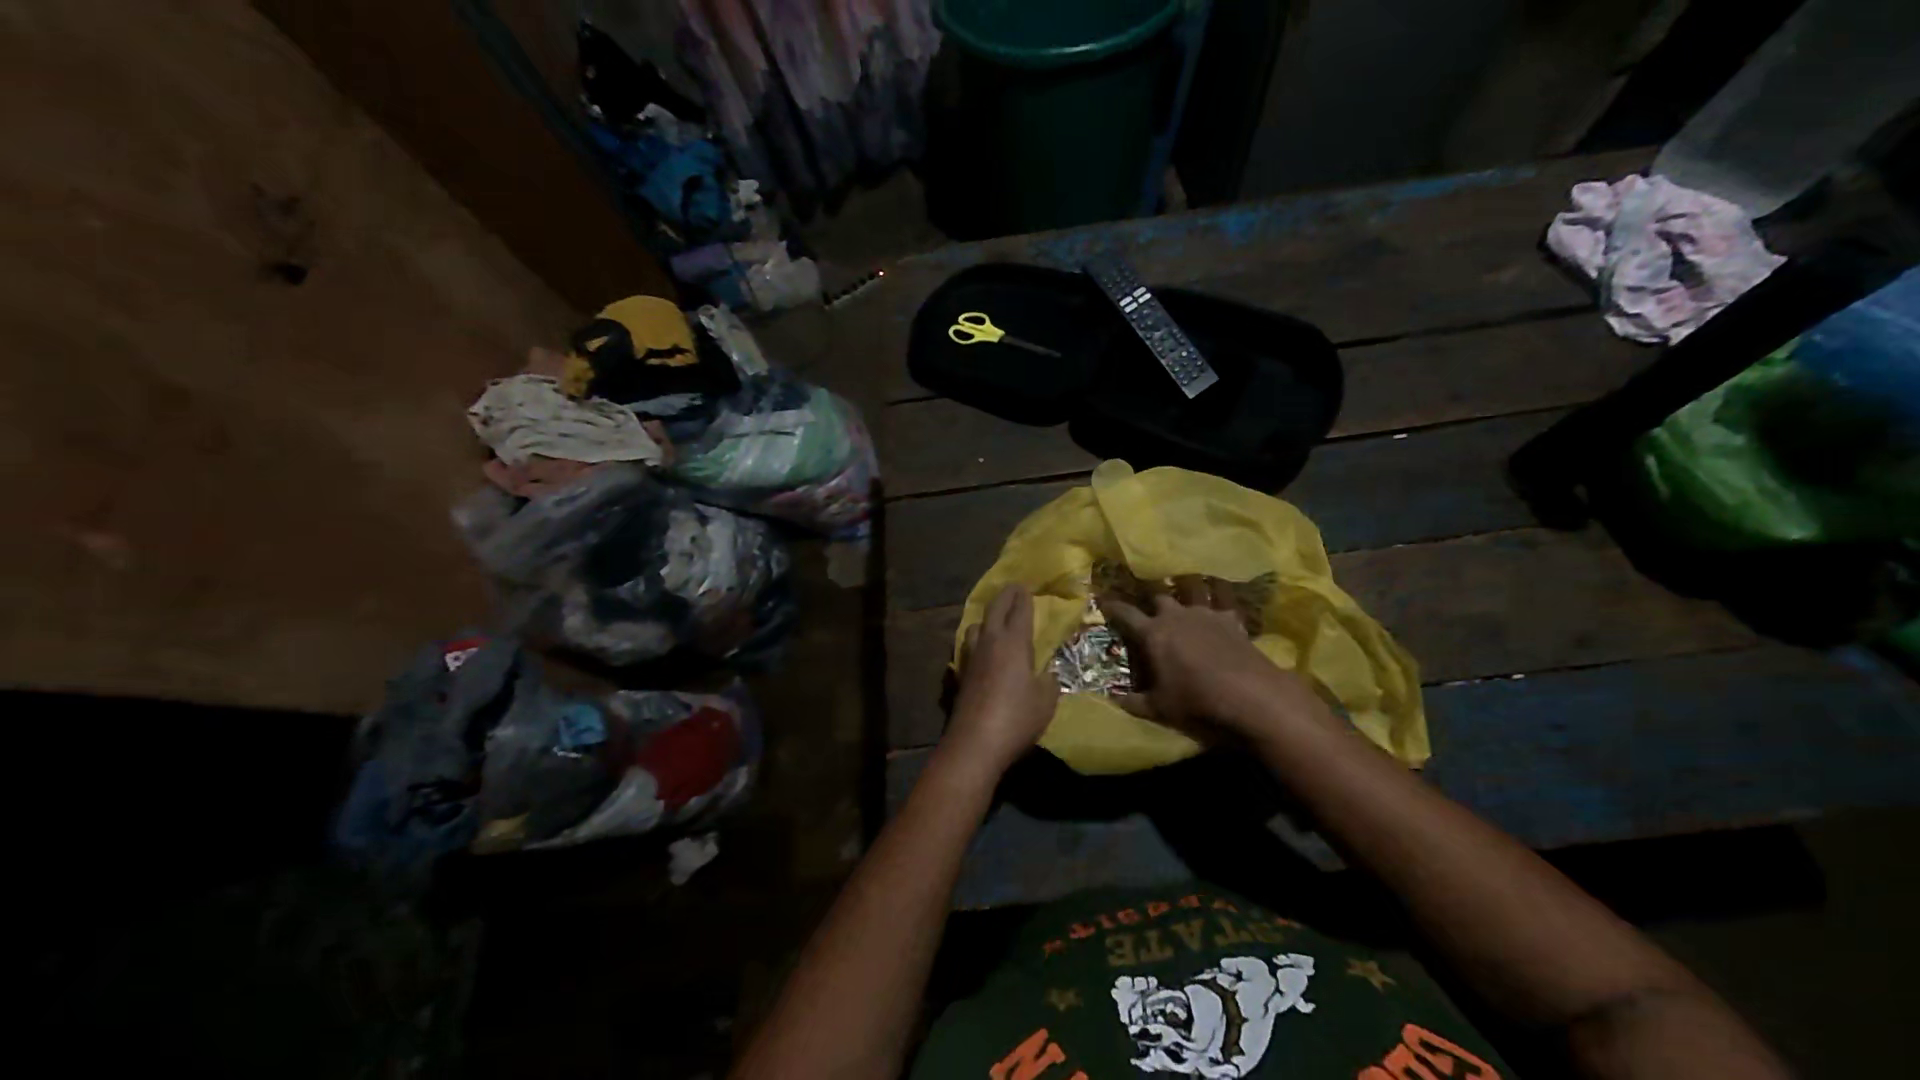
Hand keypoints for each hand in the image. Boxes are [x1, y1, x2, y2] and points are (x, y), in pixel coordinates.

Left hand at [942, 585, 1059, 775]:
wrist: (975, 742)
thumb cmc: (1018, 717)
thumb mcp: (1047, 700)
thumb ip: (1048, 681)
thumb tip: (1045, 674)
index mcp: (1013, 642)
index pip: (1019, 610)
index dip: (1024, 597)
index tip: (1026, 586)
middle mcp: (989, 643)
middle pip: (993, 610)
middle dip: (1004, 597)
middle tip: (1012, 590)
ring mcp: (970, 659)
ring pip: (974, 627)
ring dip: (986, 620)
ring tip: (995, 621)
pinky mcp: (960, 676)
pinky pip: (967, 649)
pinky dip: (976, 643)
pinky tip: (981, 653)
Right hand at [1102, 575, 1324, 741]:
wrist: (1251, 697)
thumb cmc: (1197, 702)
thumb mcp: (1158, 709)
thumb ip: (1133, 702)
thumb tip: (1113, 699)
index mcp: (1153, 634)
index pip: (1125, 614)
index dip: (1111, 606)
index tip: (1102, 599)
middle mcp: (1176, 616)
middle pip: (1158, 595)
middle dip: (1149, 593)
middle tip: (1144, 592)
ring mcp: (1206, 614)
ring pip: (1191, 586)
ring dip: (1184, 582)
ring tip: (1181, 577)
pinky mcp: (1232, 619)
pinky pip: (1225, 596)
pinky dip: (1220, 588)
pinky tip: (1220, 584)